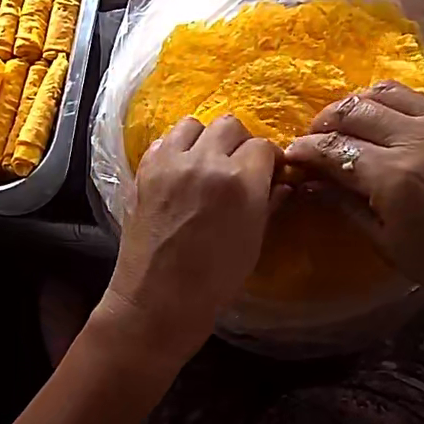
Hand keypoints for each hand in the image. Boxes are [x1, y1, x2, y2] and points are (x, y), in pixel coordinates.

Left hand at [101, 116, 282, 358]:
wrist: (157, 299)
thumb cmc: (214, 280)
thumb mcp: (254, 242)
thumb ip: (268, 204)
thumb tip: (281, 183)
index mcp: (240, 181)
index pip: (263, 146)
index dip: (267, 160)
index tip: (266, 173)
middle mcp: (204, 162)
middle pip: (229, 125)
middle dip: (237, 143)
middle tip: (236, 166)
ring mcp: (168, 163)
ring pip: (192, 124)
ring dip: (203, 139)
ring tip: (204, 163)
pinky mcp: (143, 171)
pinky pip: (163, 141)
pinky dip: (174, 149)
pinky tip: (178, 171)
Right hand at [284, 81, 423, 318]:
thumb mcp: (386, 243)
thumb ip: (345, 205)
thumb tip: (308, 182)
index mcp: (395, 178)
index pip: (332, 148)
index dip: (302, 150)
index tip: (286, 158)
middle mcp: (417, 141)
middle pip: (351, 112)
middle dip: (321, 125)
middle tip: (310, 144)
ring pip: (381, 94)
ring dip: (351, 107)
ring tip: (340, 129)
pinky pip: (413, 96)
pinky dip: (385, 102)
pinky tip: (376, 123)